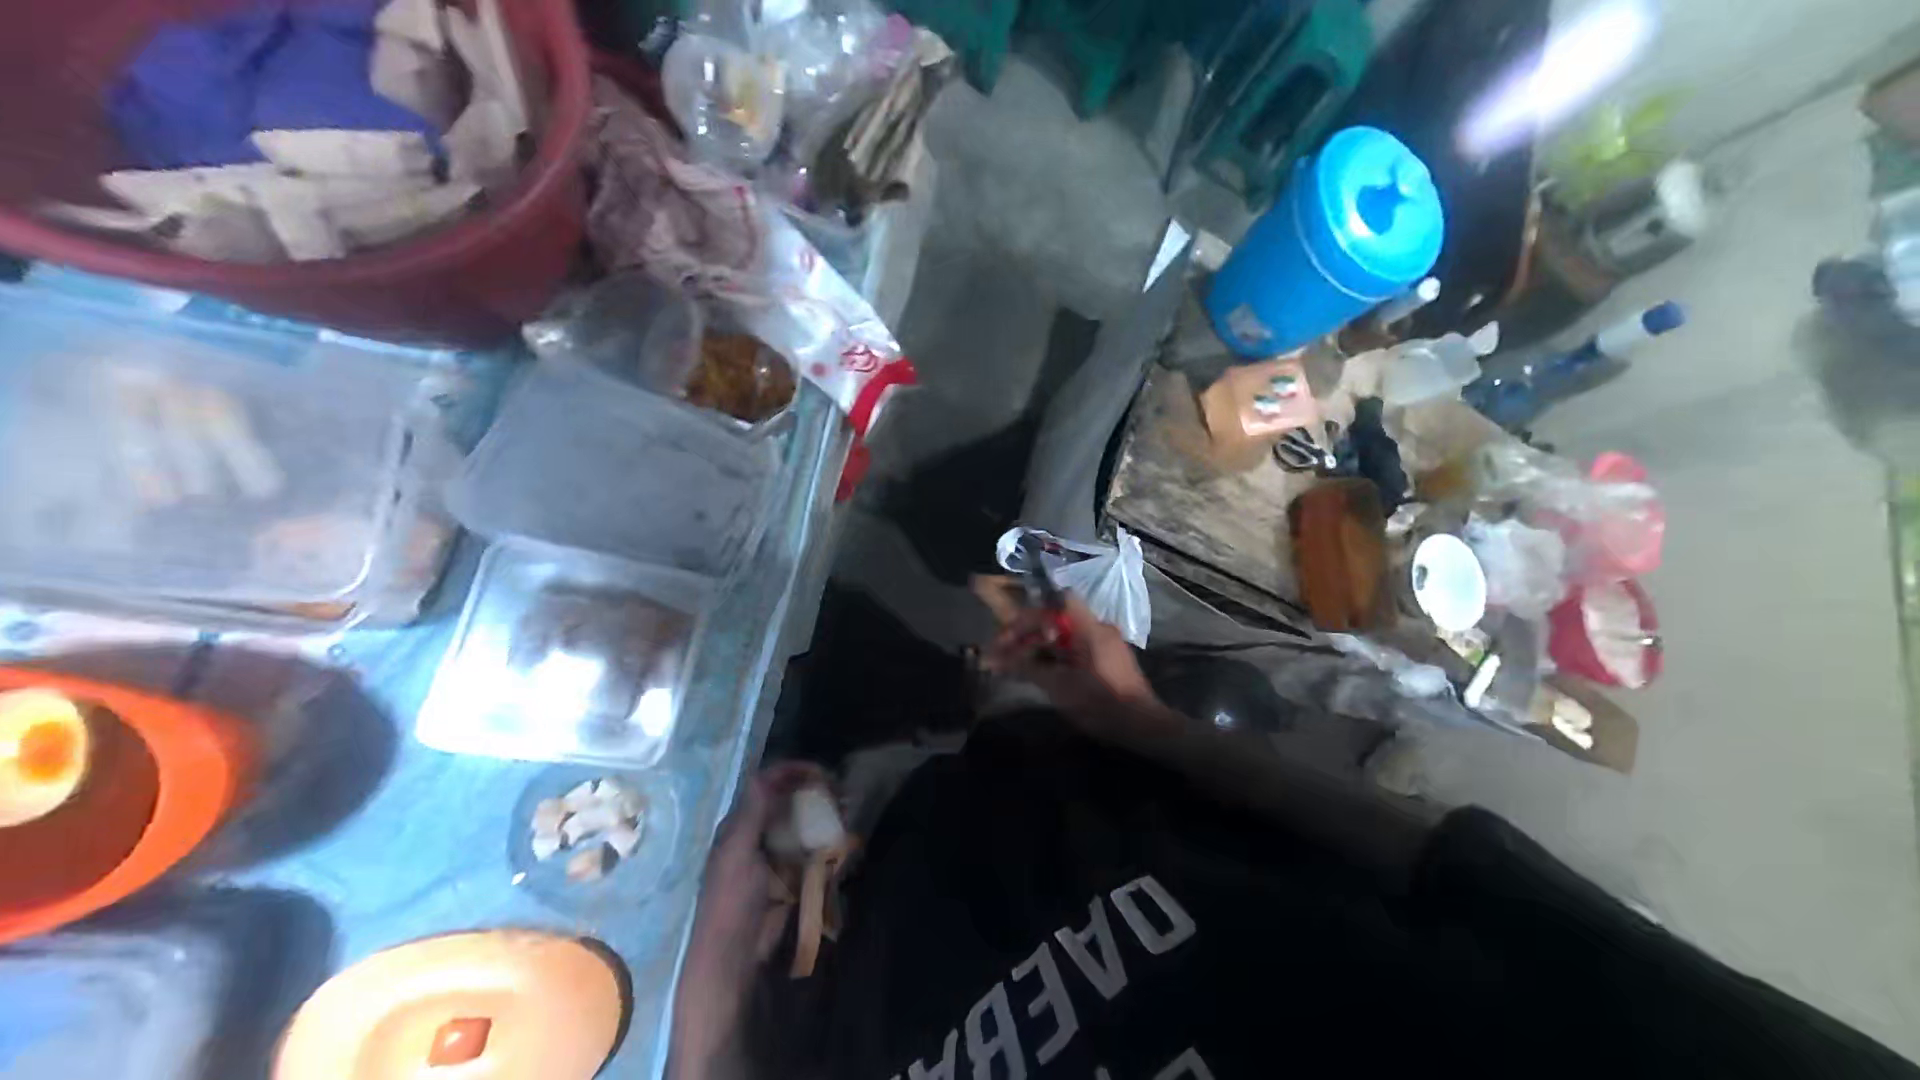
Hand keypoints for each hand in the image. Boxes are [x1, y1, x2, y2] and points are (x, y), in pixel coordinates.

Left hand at [670, 762, 826, 1079]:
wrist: (734, 956)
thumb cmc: (730, 901)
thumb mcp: (737, 852)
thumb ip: (751, 814)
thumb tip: (764, 775)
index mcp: (740, 826)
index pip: (766, 786)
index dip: (791, 773)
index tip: (819, 772)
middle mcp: (758, 835)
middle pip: (789, 802)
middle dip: (814, 792)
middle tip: (839, 791)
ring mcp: (775, 857)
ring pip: (803, 824)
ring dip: (824, 814)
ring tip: (845, 810)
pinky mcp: (791, 878)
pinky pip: (812, 851)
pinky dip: (827, 842)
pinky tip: (842, 840)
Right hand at [984, 591, 1157, 719]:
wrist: (1142, 727)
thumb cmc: (1099, 702)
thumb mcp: (1058, 686)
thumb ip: (1028, 667)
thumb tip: (997, 659)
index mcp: (1090, 628)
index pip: (1057, 600)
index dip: (1030, 613)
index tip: (1010, 635)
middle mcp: (1099, 628)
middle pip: (1056, 620)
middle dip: (1027, 635)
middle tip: (1003, 654)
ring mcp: (1106, 644)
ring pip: (1064, 636)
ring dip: (1039, 648)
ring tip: (1016, 666)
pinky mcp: (1108, 659)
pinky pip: (1076, 649)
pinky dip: (1056, 657)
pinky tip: (1040, 672)